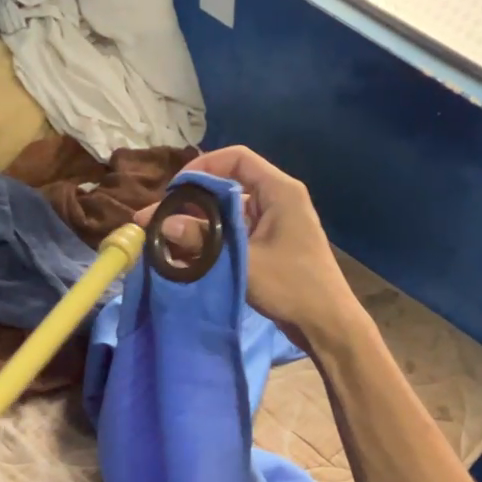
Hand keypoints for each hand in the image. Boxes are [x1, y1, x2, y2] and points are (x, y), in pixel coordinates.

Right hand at [136, 146, 360, 339]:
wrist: (324, 322)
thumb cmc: (291, 285)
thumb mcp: (243, 261)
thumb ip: (203, 240)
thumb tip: (164, 224)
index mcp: (279, 191)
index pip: (236, 159)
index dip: (202, 168)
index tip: (174, 191)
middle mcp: (276, 199)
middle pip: (227, 186)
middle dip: (190, 202)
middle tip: (156, 220)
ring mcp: (272, 223)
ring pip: (227, 213)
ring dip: (197, 224)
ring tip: (164, 240)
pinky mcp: (267, 245)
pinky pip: (233, 233)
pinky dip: (209, 241)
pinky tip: (184, 256)